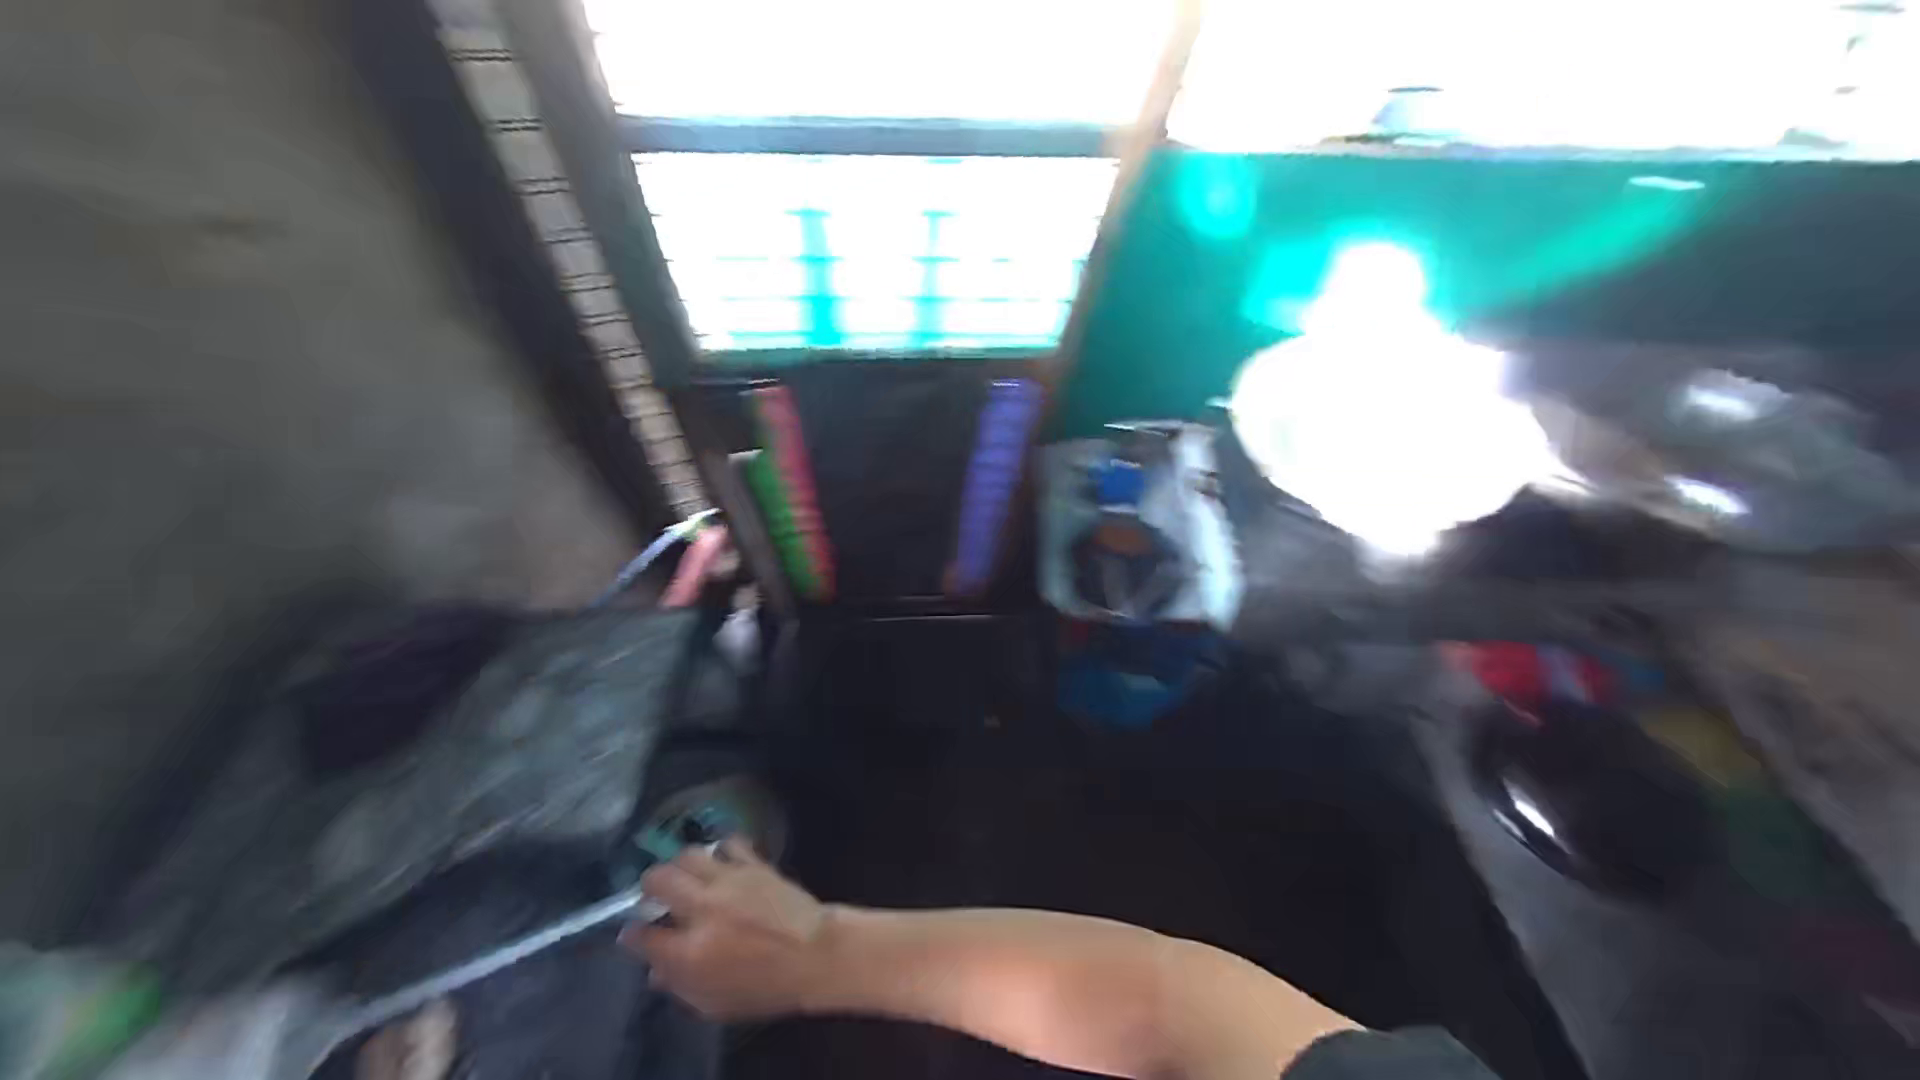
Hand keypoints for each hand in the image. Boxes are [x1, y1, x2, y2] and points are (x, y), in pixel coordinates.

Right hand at [620, 837, 831, 1020]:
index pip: (643, 936)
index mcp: (689, 952)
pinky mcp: (754, 864)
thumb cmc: (764, 987)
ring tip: (684, 874)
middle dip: (648, 885)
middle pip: (659, 880)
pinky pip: (729, 844)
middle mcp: (704, 910)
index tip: (632, 932)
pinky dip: (720, 850)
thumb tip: (655, 969)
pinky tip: (720, 860)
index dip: (632, 934)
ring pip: (689, 855)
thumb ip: (679, 986)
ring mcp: (730, 881)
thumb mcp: (713, 1004)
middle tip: (654, 892)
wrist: (814, 954)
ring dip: (680, 864)